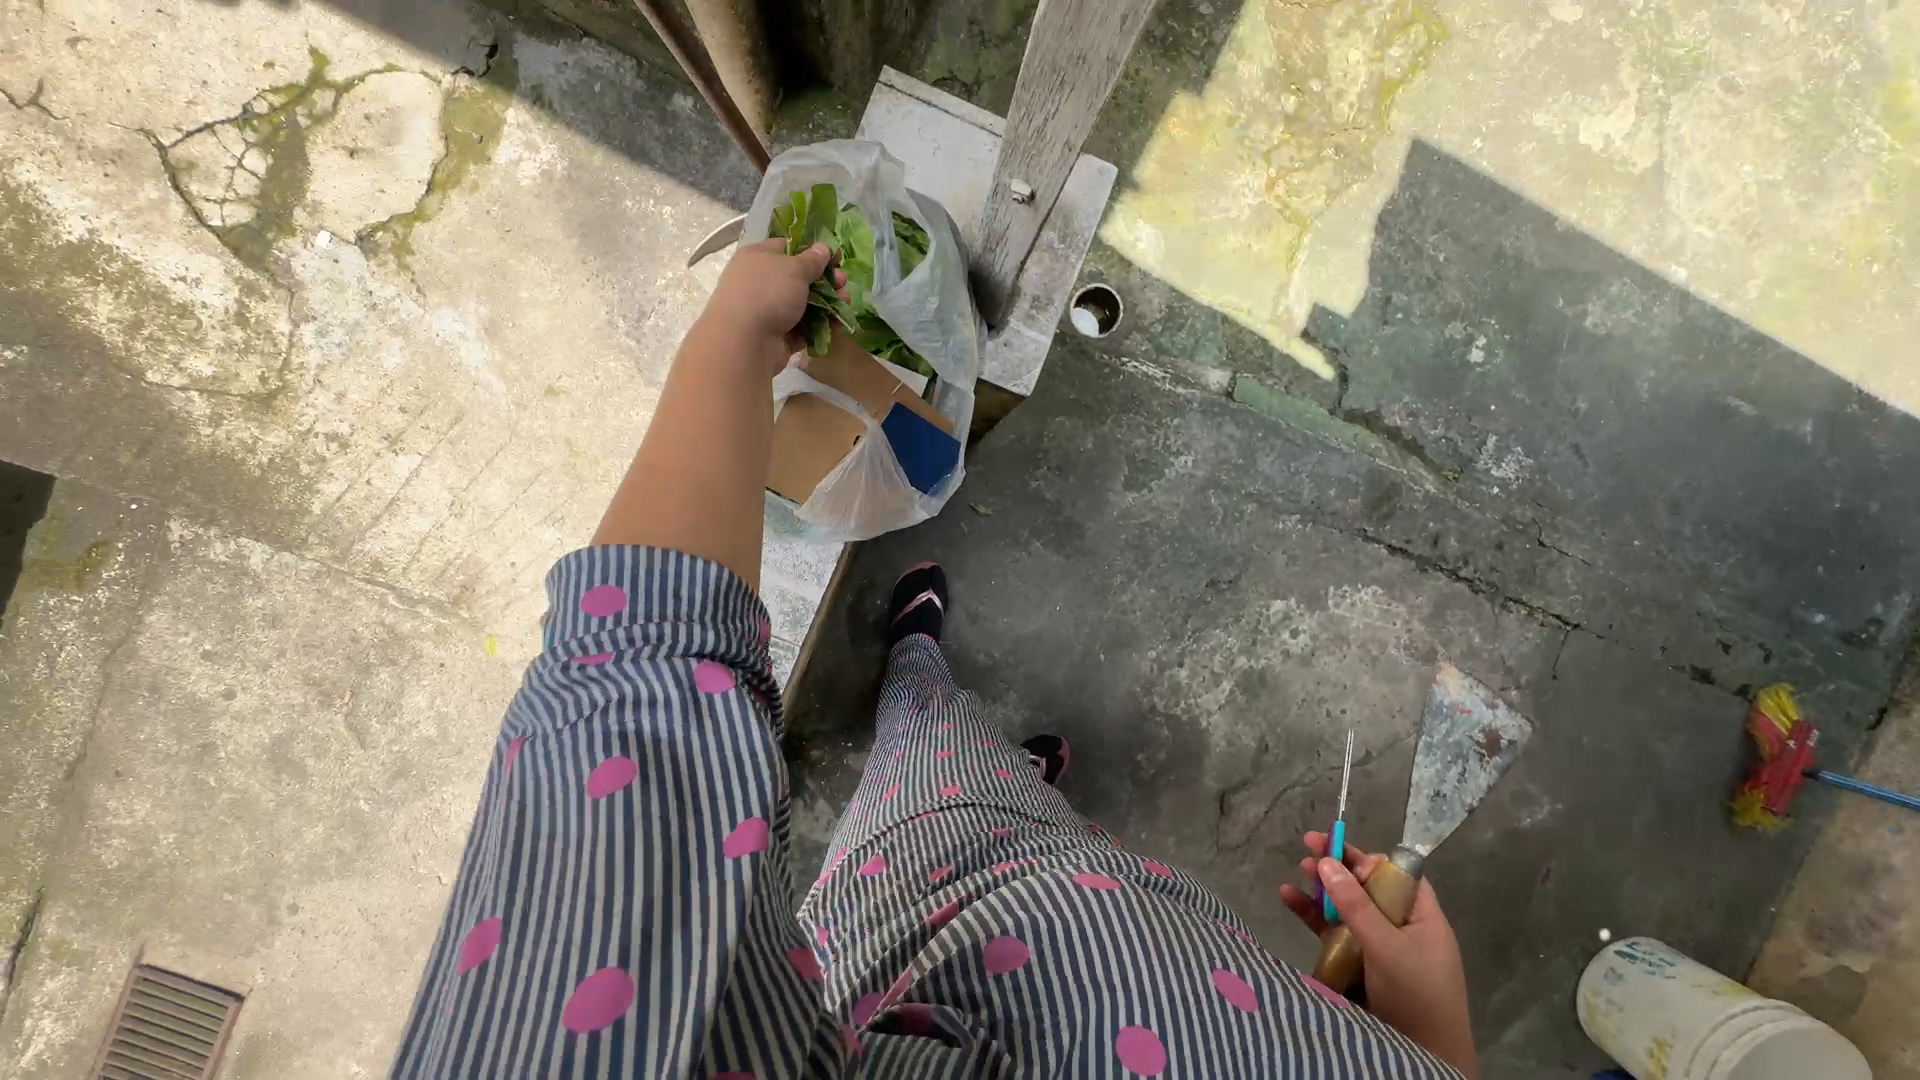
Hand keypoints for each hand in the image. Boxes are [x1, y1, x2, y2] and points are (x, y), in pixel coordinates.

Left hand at [701, 238, 846, 371]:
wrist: (745, 341)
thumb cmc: (768, 293)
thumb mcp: (794, 268)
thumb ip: (812, 259)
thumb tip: (822, 248)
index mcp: (759, 257)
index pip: (788, 248)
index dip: (813, 252)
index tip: (835, 258)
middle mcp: (761, 282)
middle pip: (799, 279)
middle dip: (825, 281)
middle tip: (844, 283)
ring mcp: (768, 311)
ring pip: (804, 305)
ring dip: (827, 305)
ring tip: (845, 305)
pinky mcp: (776, 336)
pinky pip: (802, 329)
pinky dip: (819, 327)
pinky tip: (836, 326)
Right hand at [1279, 833, 1477, 1077]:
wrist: (1423, 1056)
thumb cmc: (1415, 994)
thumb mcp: (1386, 946)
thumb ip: (1354, 904)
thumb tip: (1327, 861)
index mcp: (1421, 917)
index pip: (1395, 874)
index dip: (1365, 857)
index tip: (1335, 844)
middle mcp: (1400, 926)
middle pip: (1366, 887)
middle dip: (1338, 867)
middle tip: (1308, 846)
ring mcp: (1377, 944)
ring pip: (1346, 907)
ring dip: (1322, 888)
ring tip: (1299, 869)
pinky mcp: (1357, 963)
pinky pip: (1331, 931)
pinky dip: (1311, 914)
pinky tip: (1288, 898)